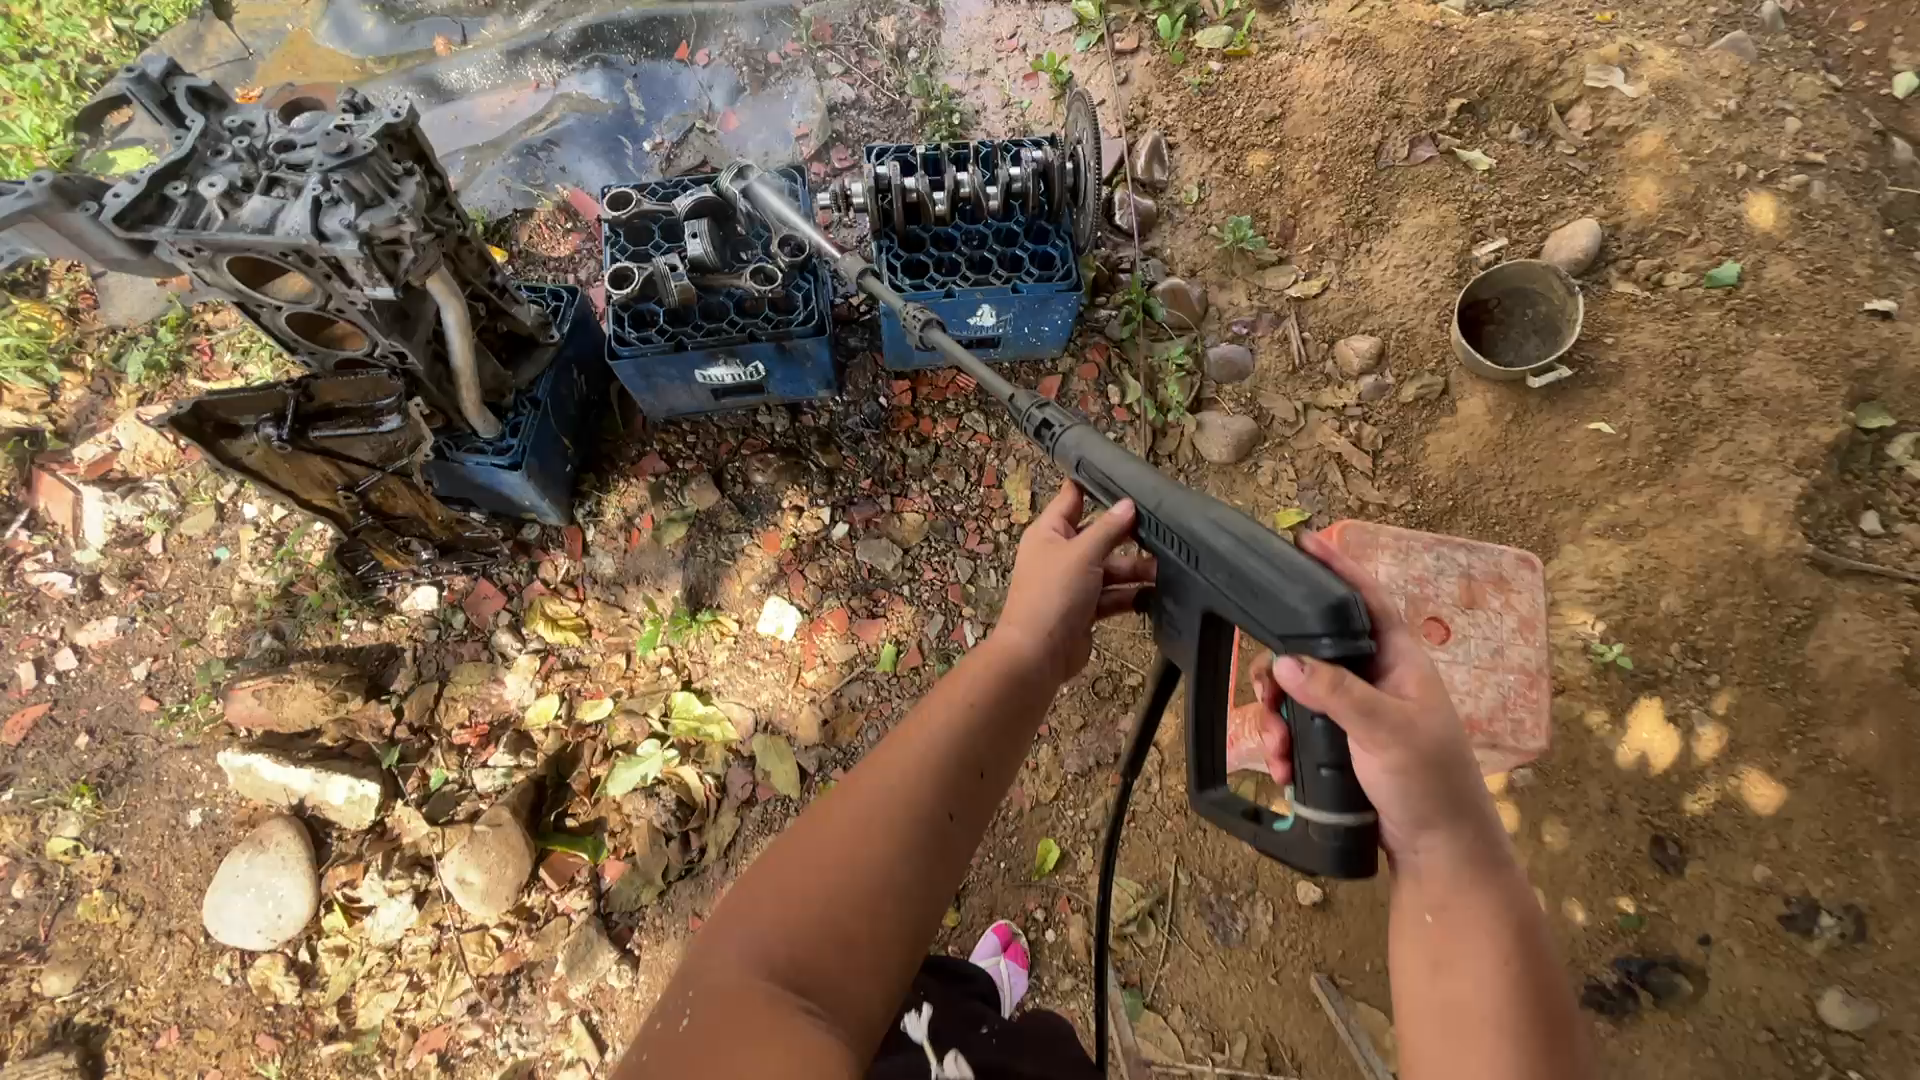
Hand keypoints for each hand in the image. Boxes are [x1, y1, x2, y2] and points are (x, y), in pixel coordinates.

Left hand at [993, 480, 1155, 685]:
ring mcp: (1072, 583)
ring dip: (1134, 569)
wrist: (1038, 654)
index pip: (1072, 499)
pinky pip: (1111, 595)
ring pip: (1108, 568)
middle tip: (1162, 530)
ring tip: (1165, 570)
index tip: (1125, 478)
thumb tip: (1128, 504)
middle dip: (1126, 535)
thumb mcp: (1082, 554)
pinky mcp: (1084, 609)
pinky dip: (1129, 595)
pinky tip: (1154, 594)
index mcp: (1048, 532)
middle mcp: (1059, 554)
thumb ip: (1108, 529)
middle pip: (1098, 536)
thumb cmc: (1053, 594)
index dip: (1094, 486)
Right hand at [1246, 530, 1502, 869]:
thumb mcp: (1384, 730)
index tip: (1304, 542)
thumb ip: (1334, 692)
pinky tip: (1281, 768)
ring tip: (1276, 750)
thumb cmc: (1429, 781)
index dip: (1338, 568)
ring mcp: (1357, 710)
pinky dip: (1284, 742)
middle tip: (1265, 695)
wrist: (1439, 850)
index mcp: (1399, 660)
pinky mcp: (1341, 740)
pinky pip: (1299, 725)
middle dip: (1281, 673)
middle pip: (1314, 649)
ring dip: (1278, 717)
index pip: (1366, 600)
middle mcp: (1375, 677)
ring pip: (1299, 690)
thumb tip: (1282, 661)